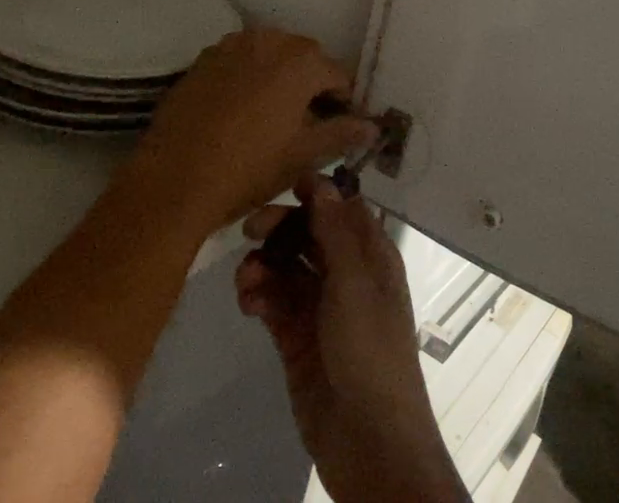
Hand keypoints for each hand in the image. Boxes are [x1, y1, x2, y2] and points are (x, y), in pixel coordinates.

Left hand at [129, 29, 375, 234]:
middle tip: (308, 123)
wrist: (176, 176)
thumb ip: (341, 133)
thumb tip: (371, 126)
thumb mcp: (304, 155)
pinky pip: (238, 61)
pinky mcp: (202, 60)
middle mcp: (267, 41)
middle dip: (311, 83)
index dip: (343, 101)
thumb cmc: (250, 167)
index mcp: (300, 61)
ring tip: (274, 116)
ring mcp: (230, 46)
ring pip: (268, 54)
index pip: (337, 74)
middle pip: (303, 57)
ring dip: (278, 76)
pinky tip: (241, 111)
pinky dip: (248, 77)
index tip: (340, 127)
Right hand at [236, 176, 469, 502]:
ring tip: (247, 280)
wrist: (366, 437)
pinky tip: (248, 305)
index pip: (343, 211)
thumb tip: (324, 182)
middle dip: (280, 228)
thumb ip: (336, 231)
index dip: (318, 195)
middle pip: (308, 235)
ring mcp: (319, 308)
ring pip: (285, 268)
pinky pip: (272, 302)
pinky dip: (257, 296)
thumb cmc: (370, 350)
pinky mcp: (295, 338)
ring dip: (263, 265)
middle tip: (251, 230)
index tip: (286, 184)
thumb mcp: (355, 283)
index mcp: (371, 259)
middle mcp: (346, 277)